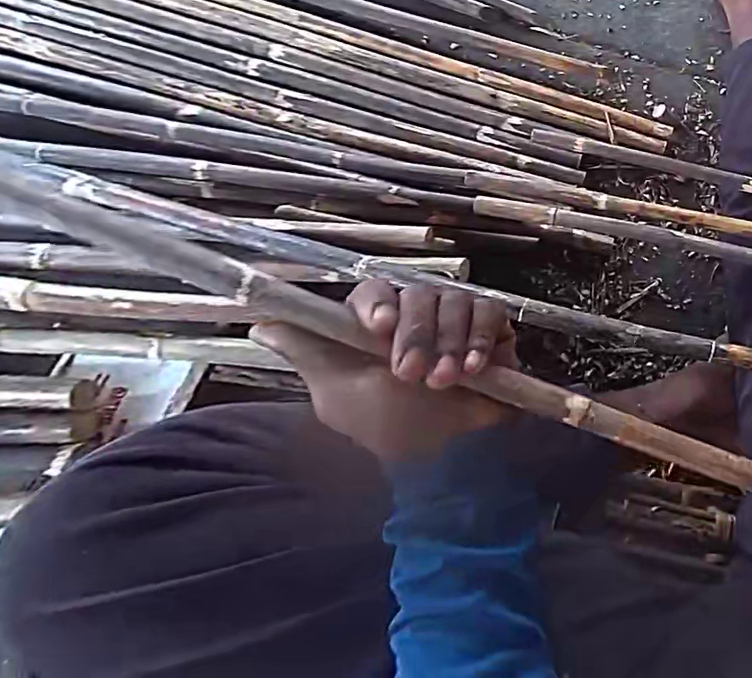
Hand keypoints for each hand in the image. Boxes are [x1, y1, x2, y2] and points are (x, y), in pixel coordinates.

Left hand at [252, 279, 519, 461]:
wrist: (444, 461)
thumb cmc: (387, 427)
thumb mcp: (340, 395)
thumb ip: (308, 353)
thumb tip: (261, 323)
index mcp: (378, 322)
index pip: (377, 289)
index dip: (379, 303)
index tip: (380, 329)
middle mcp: (417, 313)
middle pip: (419, 294)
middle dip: (416, 334)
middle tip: (410, 374)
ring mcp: (456, 318)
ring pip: (456, 301)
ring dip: (450, 341)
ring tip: (444, 380)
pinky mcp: (491, 329)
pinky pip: (490, 314)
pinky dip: (482, 337)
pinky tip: (474, 369)